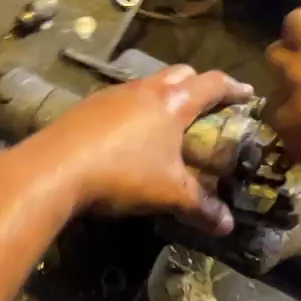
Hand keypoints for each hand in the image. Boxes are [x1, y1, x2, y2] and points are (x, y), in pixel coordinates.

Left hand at [24, 65, 253, 233]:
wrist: (53, 169)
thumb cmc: (122, 174)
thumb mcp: (168, 193)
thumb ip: (201, 207)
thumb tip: (228, 226)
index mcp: (173, 102)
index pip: (212, 84)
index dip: (233, 88)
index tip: (247, 94)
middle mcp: (145, 89)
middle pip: (181, 74)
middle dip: (199, 86)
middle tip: (209, 106)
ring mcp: (113, 94)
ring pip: (149, 85)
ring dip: (165, 96)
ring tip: (170, 123)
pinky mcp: (88, 106)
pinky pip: (123, 100)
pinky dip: (136, 110)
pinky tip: (130, 136)